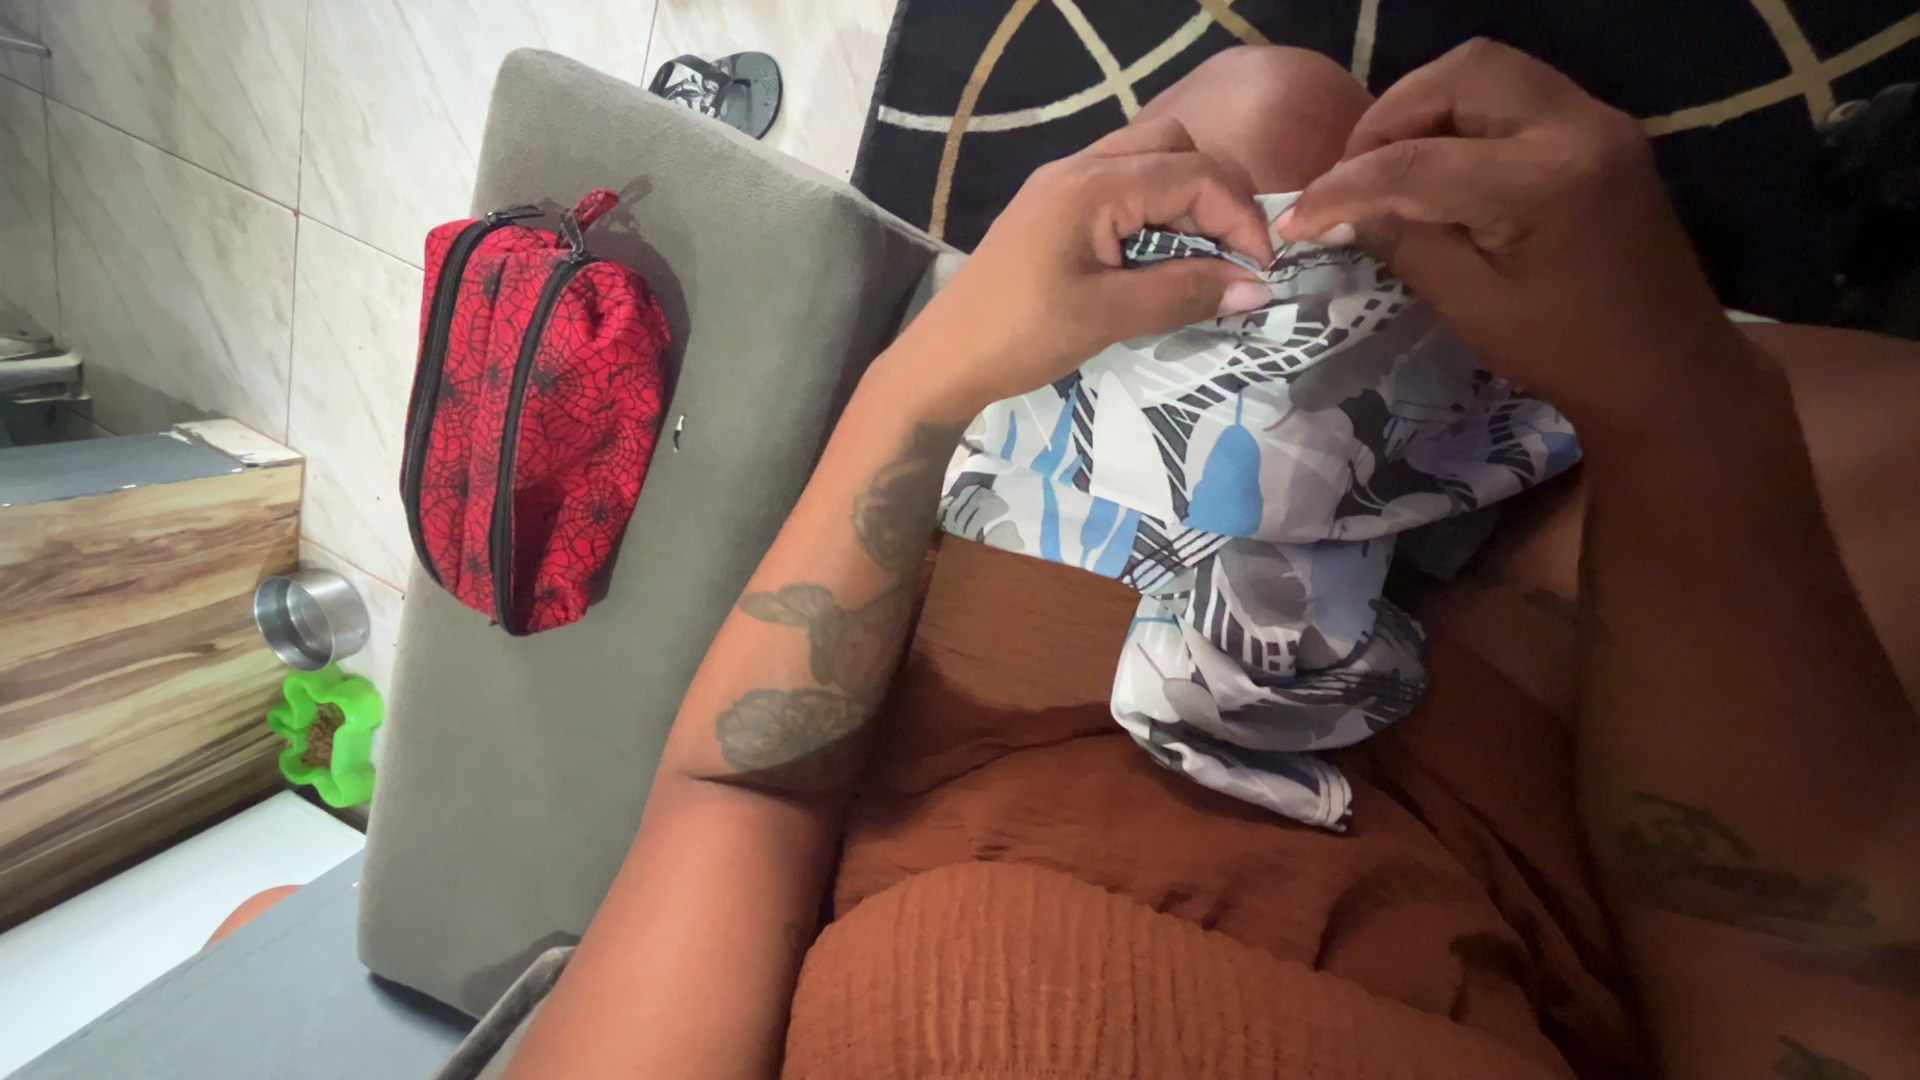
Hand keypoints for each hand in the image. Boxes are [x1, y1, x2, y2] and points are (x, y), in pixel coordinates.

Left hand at [904, 117, 1273, 415]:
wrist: (943, 360)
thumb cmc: (1020, 337)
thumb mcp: (1107, 316)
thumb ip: (1182, 294)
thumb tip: (1255, 287)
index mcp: (1092, 184)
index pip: (1193, 174)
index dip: (1239, 217)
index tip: (1262, 268)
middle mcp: (1076, 168)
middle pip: (1171, 148)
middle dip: (1214, 195)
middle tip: (1231, 254)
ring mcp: (1058, 188)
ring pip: (1143, 164)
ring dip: (1181, 202)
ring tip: (1198, 258)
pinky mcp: (1048, 214)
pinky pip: (1115, 190)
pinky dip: (1148, 214)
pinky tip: (1154, 258)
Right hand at [1281, 39, 1755, 431]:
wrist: (1659, 360)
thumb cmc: (1559, 348)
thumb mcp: (1467, 305)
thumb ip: (1406, 243)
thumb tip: (1344, 212)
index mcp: (1542, 184)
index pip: (1415, 162)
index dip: (1341, 187)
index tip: (1294, 217)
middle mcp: (1576, 127)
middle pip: (1460, 74)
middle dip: (1386, 119)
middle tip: (1349, 179)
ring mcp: (1593, 120)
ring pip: (1486, 73)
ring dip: (1419, 112)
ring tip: (1382, 172)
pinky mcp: (1594, 130)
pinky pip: (1511, 94)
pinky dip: (1455, 119)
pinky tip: (1430, 169)